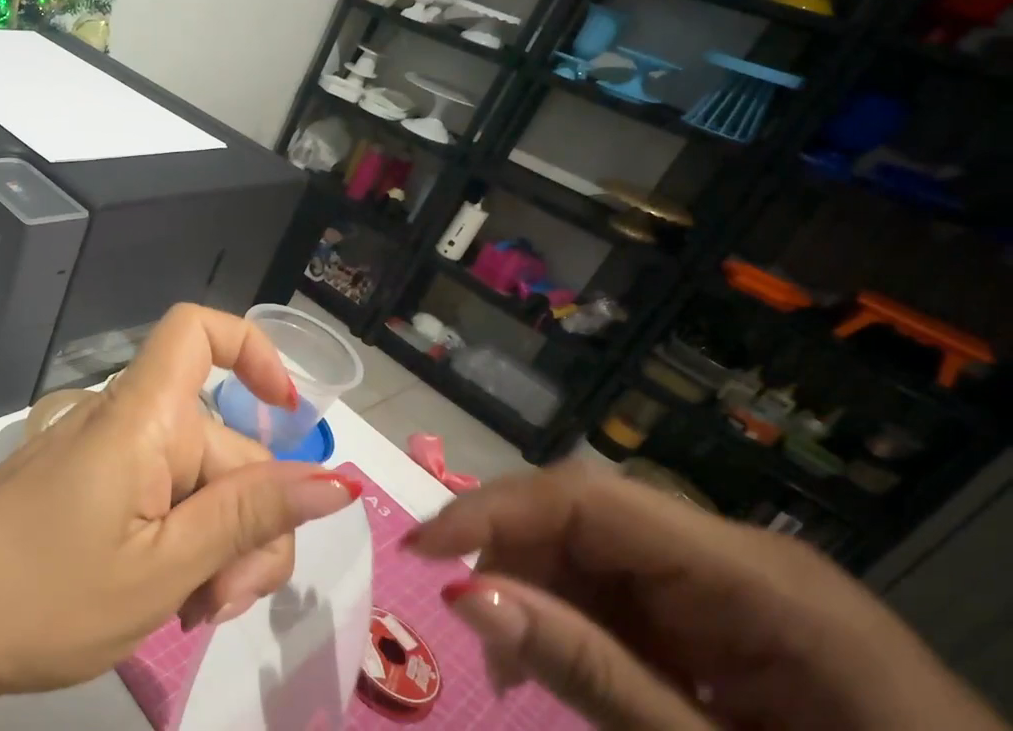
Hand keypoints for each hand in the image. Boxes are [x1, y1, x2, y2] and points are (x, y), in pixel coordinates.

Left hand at [0, 302, 365, 696]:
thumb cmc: (42, 596)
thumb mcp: (163, 569)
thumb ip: (250, 519)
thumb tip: (337, 480)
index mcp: (142, 417)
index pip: (198, 333)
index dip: (254, 351)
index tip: (289, 418)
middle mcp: (123, 422)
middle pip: (221, 443)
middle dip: (246, 524)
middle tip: (224, 606)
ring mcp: (100, 457)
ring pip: (195, 484)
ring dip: (214, 547)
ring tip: (189, 613)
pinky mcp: (84, 490)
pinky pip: (156, 500)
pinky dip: (177, 547)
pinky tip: (168, 601)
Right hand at [408, 465, 1004, 730]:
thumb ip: (593, 674)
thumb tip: (464, 589)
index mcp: (754, 577)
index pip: (590, 497)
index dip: (492, 509)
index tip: (418, 551)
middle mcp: (741, 557)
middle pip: (588, 518)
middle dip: (514, 563)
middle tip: (482, 646)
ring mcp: (742, 586)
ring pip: (600, 555)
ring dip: (543, 598)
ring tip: (520, 673)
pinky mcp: (737, 617)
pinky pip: (633, 596)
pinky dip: (583, 626)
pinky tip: (570, 670)